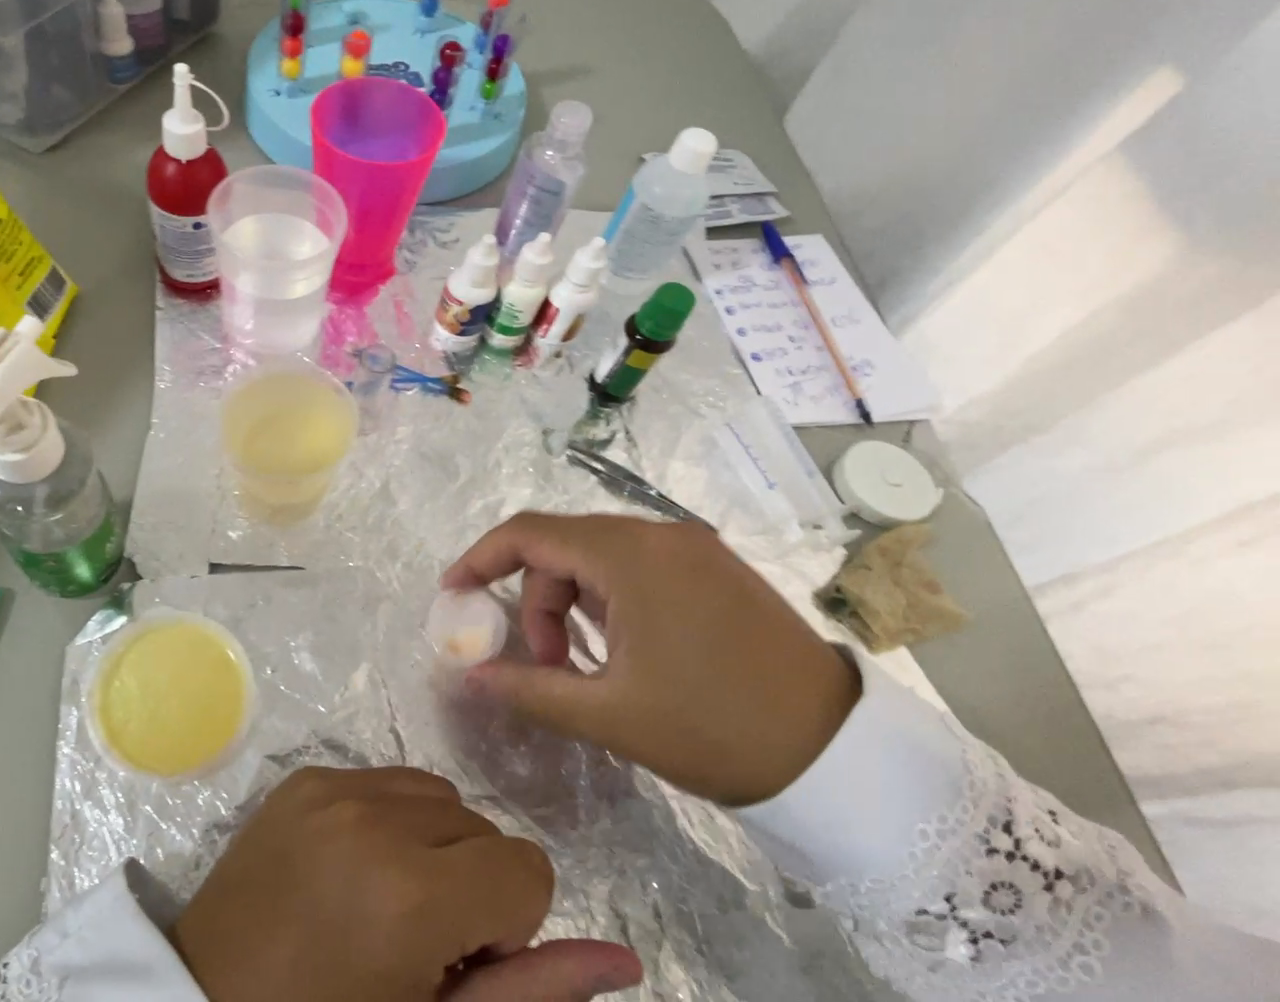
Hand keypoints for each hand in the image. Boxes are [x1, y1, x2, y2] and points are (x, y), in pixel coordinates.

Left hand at [172, 767, 642, 1001]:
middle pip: (484, 826)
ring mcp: (330, 788)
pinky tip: (350, 870)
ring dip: (434, 845)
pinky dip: (389, 819)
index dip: (507, 923)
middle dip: (469, 882)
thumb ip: (534, 991)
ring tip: (382, 901)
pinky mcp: (301, 777)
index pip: (529, 869)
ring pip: (440, 796)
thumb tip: (624, 960)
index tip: (454, 957)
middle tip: (412, 938)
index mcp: (412, 894)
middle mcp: (373, 820)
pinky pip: (387, 779)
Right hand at [441, 513, 860, 805]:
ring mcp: (696, 550)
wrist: (835, 754)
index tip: (452, 593)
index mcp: (633, 556)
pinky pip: (639, 569)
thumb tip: (470, 676)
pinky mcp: (718, 571)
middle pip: (565, 546)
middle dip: (535, 599)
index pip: (530, 533)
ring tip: (583, 668)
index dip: (481, 558)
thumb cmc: (713, 729)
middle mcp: (663, 535)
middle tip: (545, 664)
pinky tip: (620, 650)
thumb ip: (528, 687)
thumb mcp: (607, 714)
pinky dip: (609, 601)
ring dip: (572, 604)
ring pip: (601, 558)